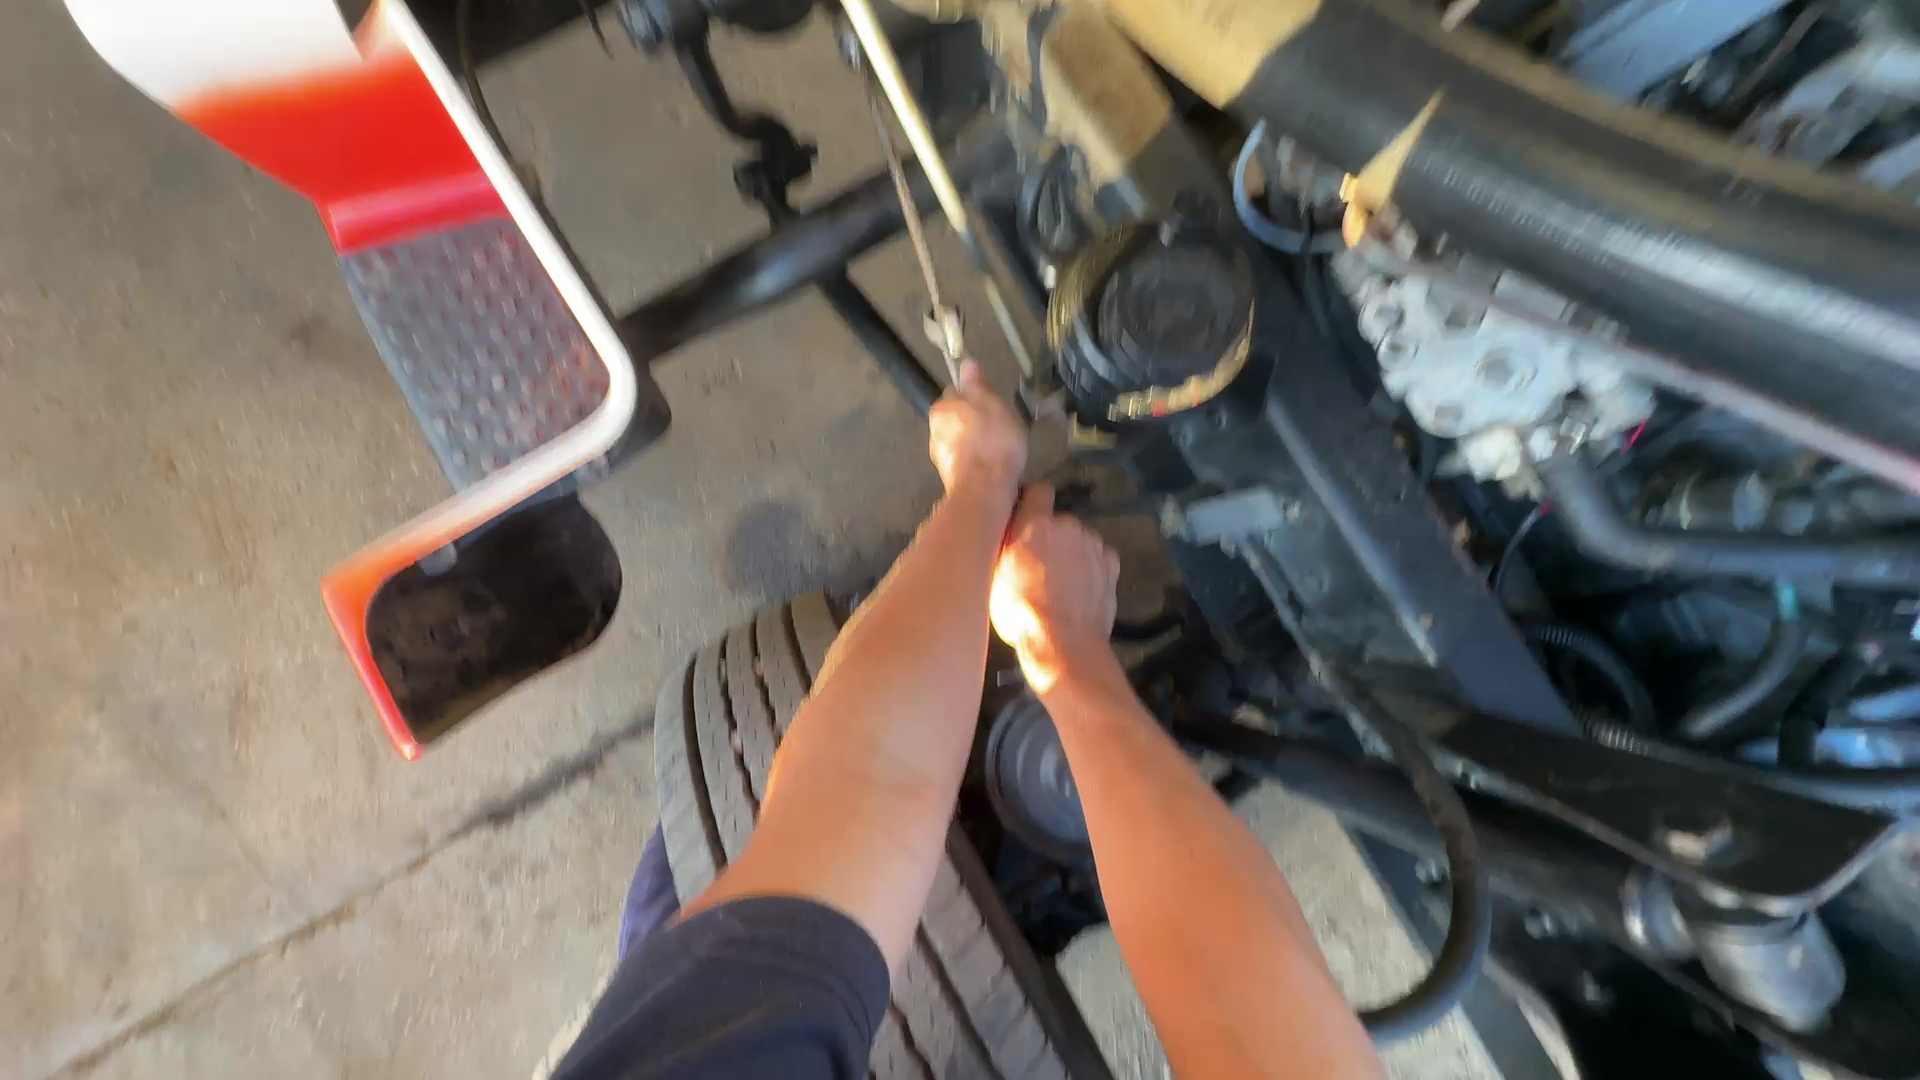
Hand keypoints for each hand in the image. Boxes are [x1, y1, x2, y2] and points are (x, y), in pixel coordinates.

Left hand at [929, 360, 1025, 499]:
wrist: (985, 491)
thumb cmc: (992, 442)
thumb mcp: (992, 403)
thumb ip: (978, 384)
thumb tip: (966, 364)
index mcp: (942, 409)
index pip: (957, 393)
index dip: (977, 397)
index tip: (995, 406)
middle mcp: (935, 432)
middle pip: (958, 419)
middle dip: (975, 422)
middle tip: (1001, 429)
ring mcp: (941, 458)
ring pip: (962, 442)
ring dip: (977, 444)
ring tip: (1001, 451)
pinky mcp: (950, 479)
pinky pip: (967, 462)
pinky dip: (978, 463)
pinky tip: (994, 468)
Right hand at [990, 483, 1120, 691]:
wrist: (1064, 645)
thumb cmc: (1020, 612)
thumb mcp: (993, 576)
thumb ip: (1001, 543)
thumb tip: (1003, 527)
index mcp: (1035, 524)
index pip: (1037, 490)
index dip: (1030, 501)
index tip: (1023, 515)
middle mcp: (1068, 525)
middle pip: (1056, 521)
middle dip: (1048, 535)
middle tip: (1035, 563)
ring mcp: (1094, 544)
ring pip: (1077, 540)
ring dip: (1069, 552)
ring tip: (1059, 582)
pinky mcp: (1112, 564)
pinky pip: (1096, 557)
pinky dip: (1089, 567)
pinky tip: (1079, 590)